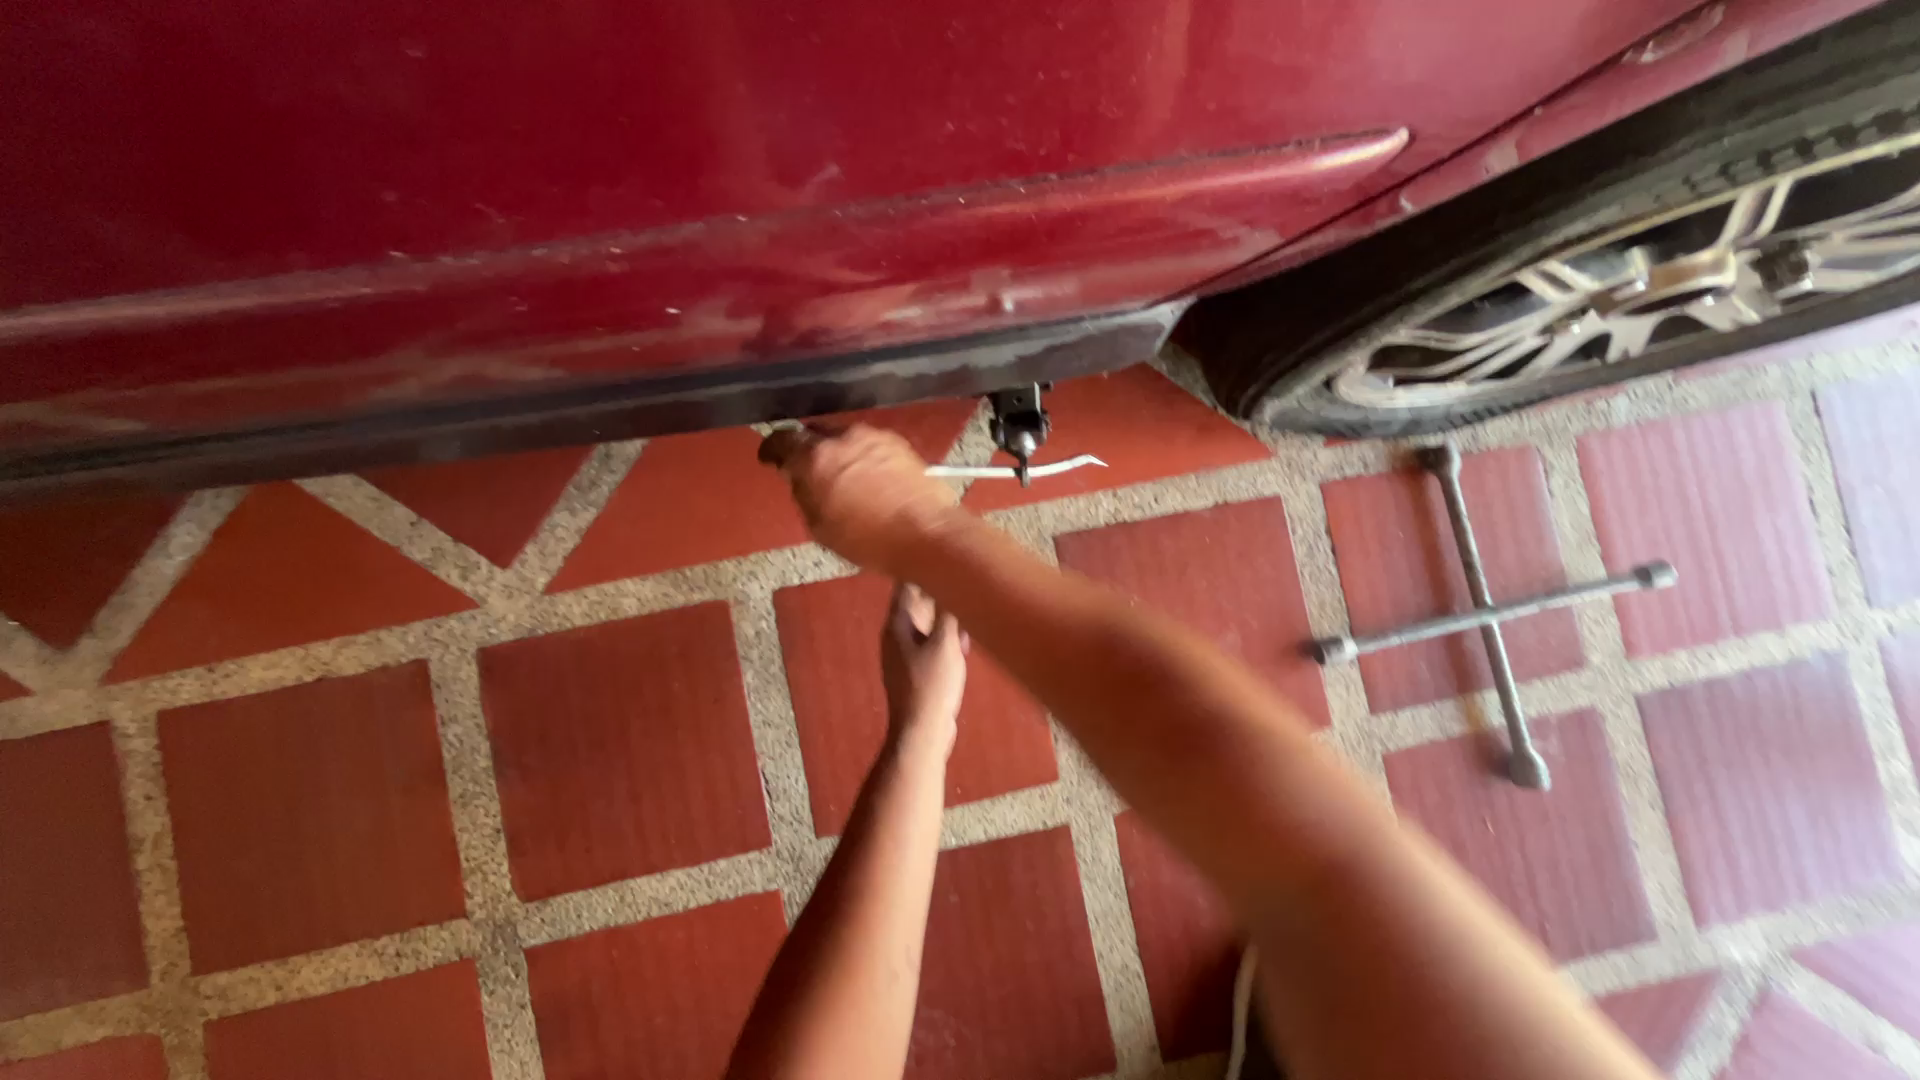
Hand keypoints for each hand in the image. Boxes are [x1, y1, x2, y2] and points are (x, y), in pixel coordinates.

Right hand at [760, 424, 960, 574]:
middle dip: (809, 451)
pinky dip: (863, 457)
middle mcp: (843, 437)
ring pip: (845, 439)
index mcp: (815, 457)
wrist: (927, 534)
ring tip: (842, 478)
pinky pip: (870, 445)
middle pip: (815, 435)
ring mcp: (875, 437)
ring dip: (838, 453)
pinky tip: (869, 478)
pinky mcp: (900, 444)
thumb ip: (803, 494)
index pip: (782, 440)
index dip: (772, 450)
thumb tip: (797, 478)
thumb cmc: (868, 540)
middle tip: (809, 472)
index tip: (770, 459)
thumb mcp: (820, 526)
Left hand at [879, 583, 966, 759]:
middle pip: (917, 603)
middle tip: (962, 576)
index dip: (922, 566)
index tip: (941, 552)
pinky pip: (931, 644)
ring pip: (926, 624)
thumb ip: (949, 611)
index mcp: (897, 624)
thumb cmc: (932, 684)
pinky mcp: (916, 672)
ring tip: (968, 607)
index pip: (906, 584)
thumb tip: (952, 580)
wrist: (922, 731)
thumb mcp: (946, 642)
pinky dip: (946, 638)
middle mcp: (896, 635)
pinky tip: (964, 642)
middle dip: (939, 591)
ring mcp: (904, 655)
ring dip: (946, 616)